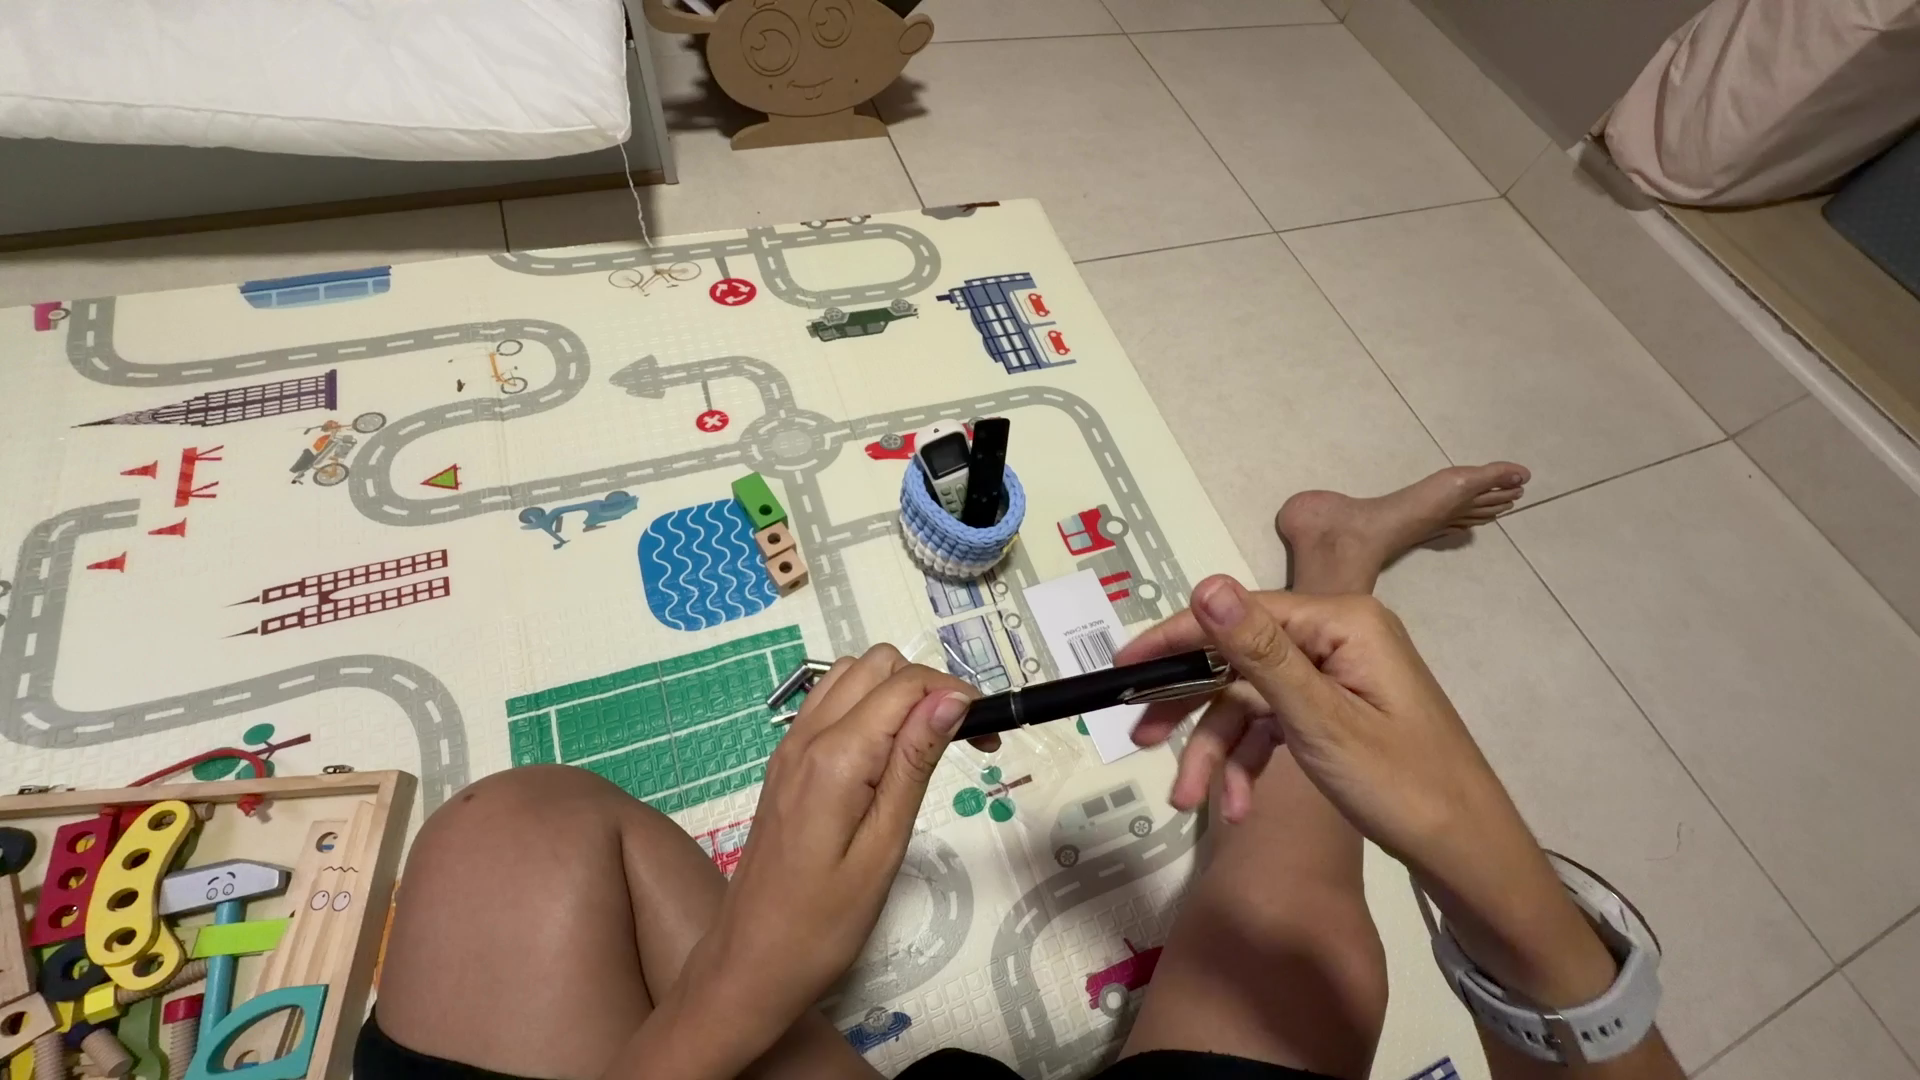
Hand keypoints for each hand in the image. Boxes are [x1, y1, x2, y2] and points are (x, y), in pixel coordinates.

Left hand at [686, 646, 975, 1042]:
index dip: (955, 694)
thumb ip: (915, 763)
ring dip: (895, 690)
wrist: (749, 963)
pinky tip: (882, 750)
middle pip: (878, 664)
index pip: (906, 684)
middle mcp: (808, 734)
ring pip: (851, 673)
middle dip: (927, 687)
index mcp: (836, 757)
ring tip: (923, 743)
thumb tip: (951, 698)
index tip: (987, 735)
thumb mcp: (884, 847)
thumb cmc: (824, 923)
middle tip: (958, 739)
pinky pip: (828, 700)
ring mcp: (790, 743)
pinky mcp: (785, 759)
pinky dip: (865, 703)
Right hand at [1120, 576, 1511, 858]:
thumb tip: (1204, 584)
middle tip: (1141, 738)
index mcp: (1340, 622)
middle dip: (1190, 707)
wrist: (1473, 862)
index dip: (1175, 638)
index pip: (1236, 613)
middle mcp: (1333, 638)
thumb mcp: (1320, 720)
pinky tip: (1236, 806)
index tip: (1124, 666)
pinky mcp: (1330, 710)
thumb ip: (1258, 650)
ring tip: (1186, 797)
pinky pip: (1271, 725)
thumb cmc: (1404, 787)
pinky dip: (1248, 762)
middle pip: (1237, 659)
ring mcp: (1332, 676)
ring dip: (1216, 750)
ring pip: (1248, 700)